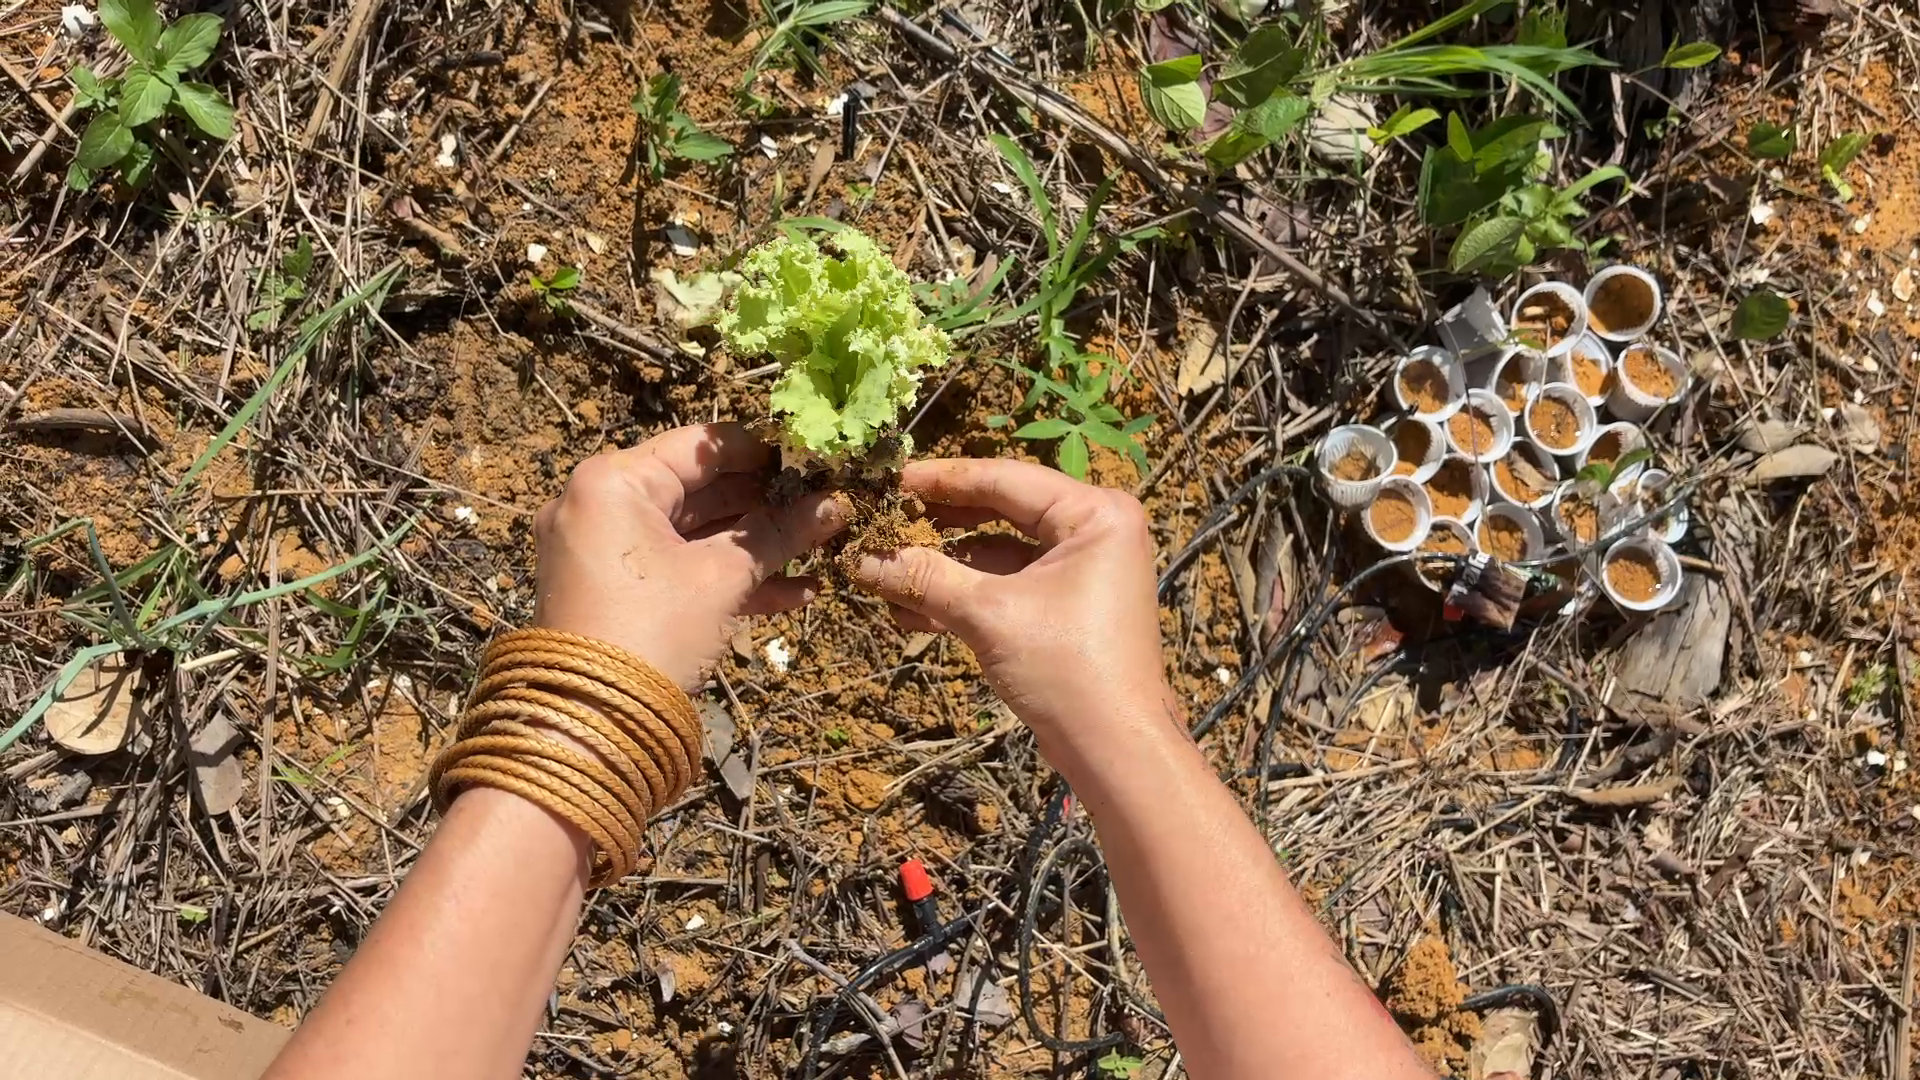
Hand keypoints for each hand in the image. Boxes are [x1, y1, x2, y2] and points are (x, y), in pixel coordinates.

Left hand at [531, 423, 842, 689]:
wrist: (590, 731)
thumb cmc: (654, 631)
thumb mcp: (723, 577)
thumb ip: (780, 533)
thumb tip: (837, 505)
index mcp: (615, 482)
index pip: (703, 446)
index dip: (766, 453)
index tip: (816, 462)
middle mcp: (604, 506)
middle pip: (704, 490)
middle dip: (770, 506)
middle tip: (825, 509)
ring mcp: (611, 551)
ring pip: (699, 534)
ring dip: (760, 546)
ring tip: (821, 549)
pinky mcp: (623, 590)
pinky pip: (683, 569)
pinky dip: (732, 577)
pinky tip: (796, 594)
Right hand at [849, 459, 1174, 750]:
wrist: (1114, 752)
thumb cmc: (1066, 671)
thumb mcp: (988, 615)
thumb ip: (924, 577)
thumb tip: (857, 558)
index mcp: (1094, 514)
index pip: (1004, 478)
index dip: (941, 479)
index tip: (889, 479)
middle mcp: (1093, 529)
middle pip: (1000, 510)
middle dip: (939, 523)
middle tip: (885, 517)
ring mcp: (1080, 567)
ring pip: (998, 551)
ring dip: (945, 565)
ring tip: (886, 569)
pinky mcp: (1065, 601)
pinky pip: (1008, 583)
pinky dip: (966, 593)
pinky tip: (913, 610)